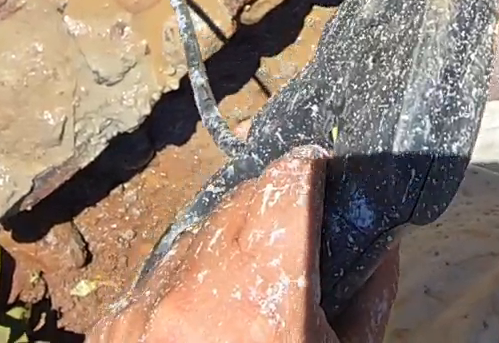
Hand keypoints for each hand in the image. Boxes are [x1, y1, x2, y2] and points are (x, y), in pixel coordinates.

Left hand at [87, 147, 397, 342]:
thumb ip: (372, 297)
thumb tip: (384, 242)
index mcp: (267, 286)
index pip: (289, 181)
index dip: (310, 171)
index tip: (320, 173)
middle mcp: (200, 280)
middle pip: (244, 201)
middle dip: (271, 209)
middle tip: (288, 239)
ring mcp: (148, 304)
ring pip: (199, 234)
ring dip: (227, 245)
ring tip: (243, 292)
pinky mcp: (114, 328)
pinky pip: (160, 277)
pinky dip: (184, 286)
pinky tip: (202, 323)